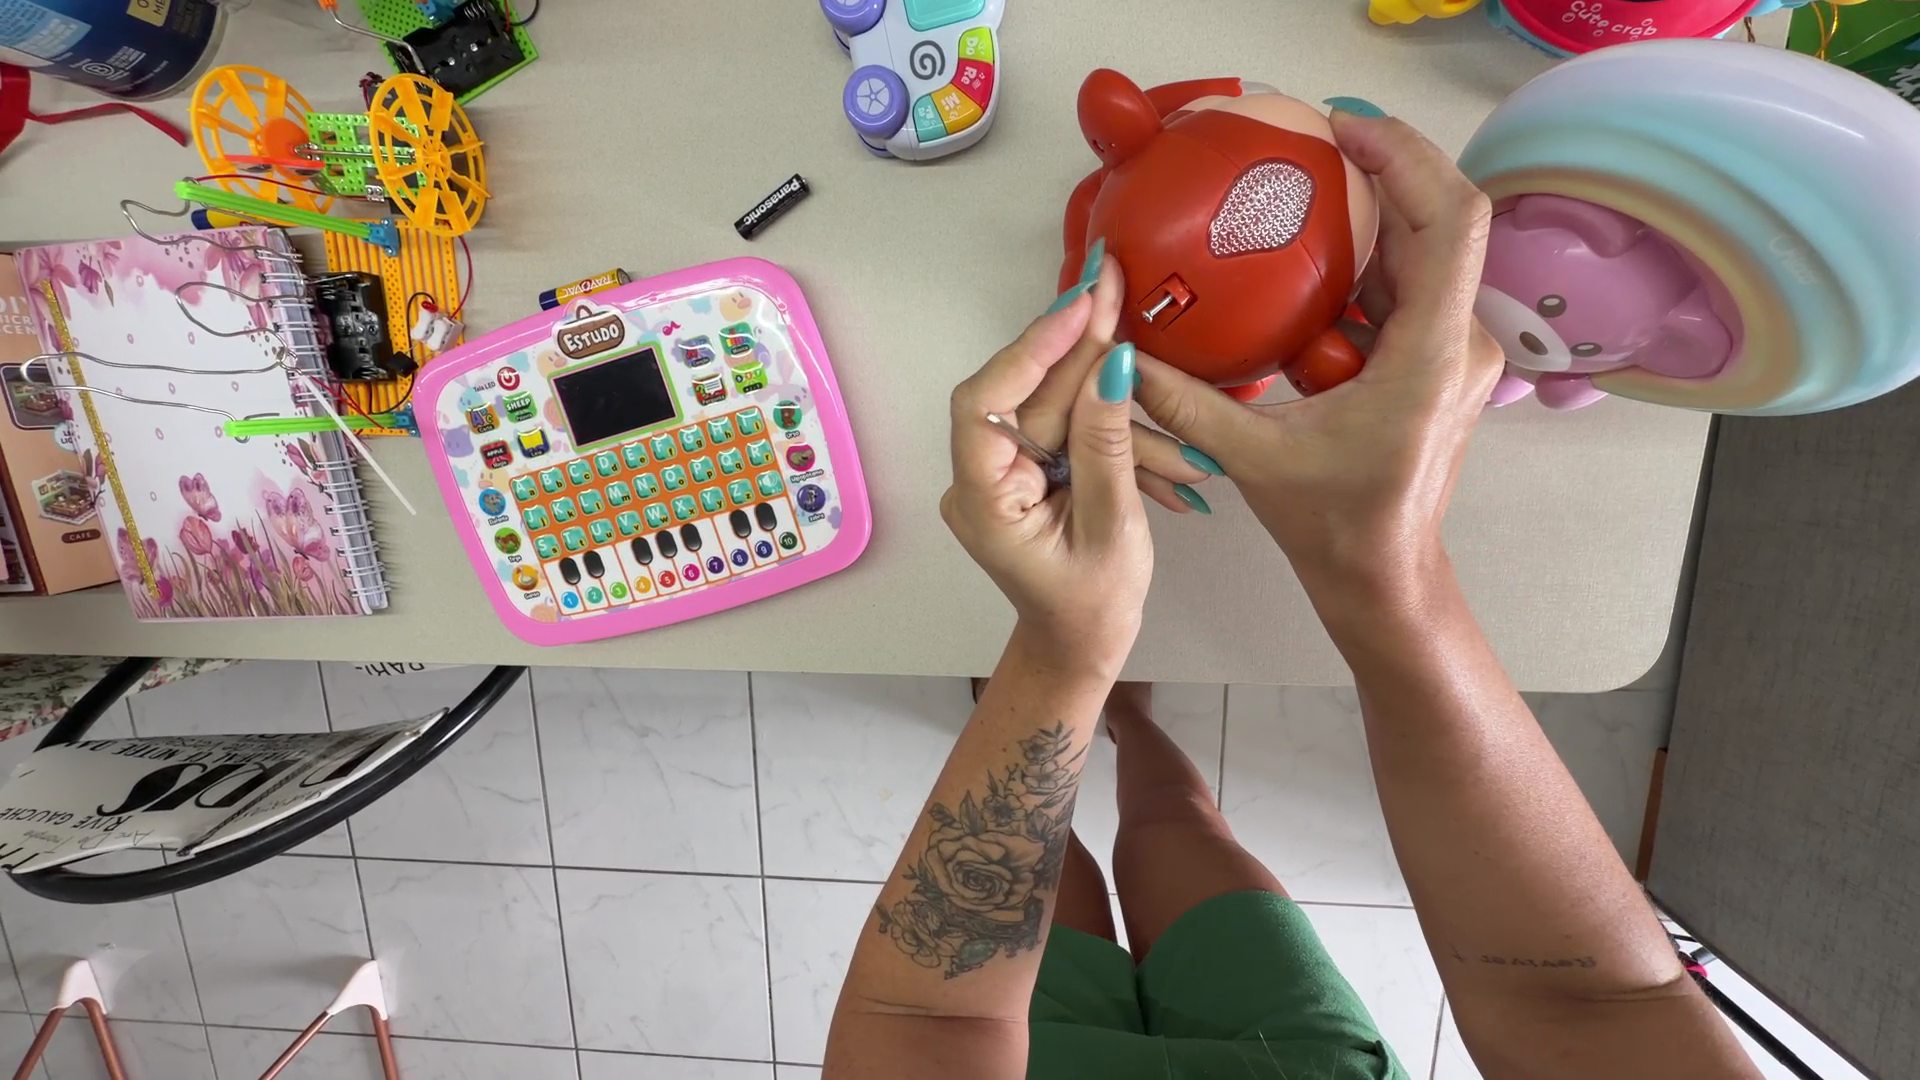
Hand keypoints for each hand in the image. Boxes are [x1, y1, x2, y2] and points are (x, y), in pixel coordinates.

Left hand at [942, 258, 1157, 674]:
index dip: (1030, 349)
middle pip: (1027, 396)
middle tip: (1115, 284)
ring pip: (1058, 410)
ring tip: (1167, 390)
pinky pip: (1070, 432)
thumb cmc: (1093, 607)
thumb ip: (1108, 444)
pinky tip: (1164, 446)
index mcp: (983, 501)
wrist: (1082, 643)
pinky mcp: (1030, 470)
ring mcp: (1005, 473)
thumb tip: (1114, 363)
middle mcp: (982, 478)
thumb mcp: (1112, 527)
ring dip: (1117, 407)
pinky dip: (1115, 432)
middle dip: (1082, 353)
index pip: (984, 403)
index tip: (1080, 304)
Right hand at [1134, 113, 1503, 612]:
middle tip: (1309, 151)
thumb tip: (1124, 358)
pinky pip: (1405, 296)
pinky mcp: (1434, 366)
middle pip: (1439, 226)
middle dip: (1382, 176)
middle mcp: (1459, 343)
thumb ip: (1184, 402)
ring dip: (1370, 223)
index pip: (1449, 222)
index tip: (1343, 131)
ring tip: (1304, 199)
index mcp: (1430, 356)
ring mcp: (1452, 355)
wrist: (1380, 572)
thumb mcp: (1249, 456)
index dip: (1404, 158)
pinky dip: (1362, 271)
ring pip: (1423, 259)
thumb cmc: (1332, 523)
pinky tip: (1308, 272)